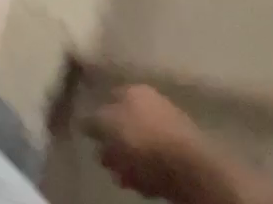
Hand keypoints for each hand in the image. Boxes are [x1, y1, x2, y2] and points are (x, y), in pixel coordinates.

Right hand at [84, 86, 208, 200]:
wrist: (189, 169)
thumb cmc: (142, 138)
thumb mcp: (105, 124)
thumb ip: (91, 120)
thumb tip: (83, 121)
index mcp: (135, 90)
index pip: (109, 96)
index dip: (96, 114)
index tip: (89, 134)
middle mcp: (154, 104)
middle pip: (124, 123)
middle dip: (112, 143)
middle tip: (104, 158)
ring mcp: (170, 129)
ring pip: (139, 145)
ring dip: (126, 160)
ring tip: (119, 175)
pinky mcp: (181, 155)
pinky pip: (155, 162)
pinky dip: (144, 171)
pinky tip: (138, 182)